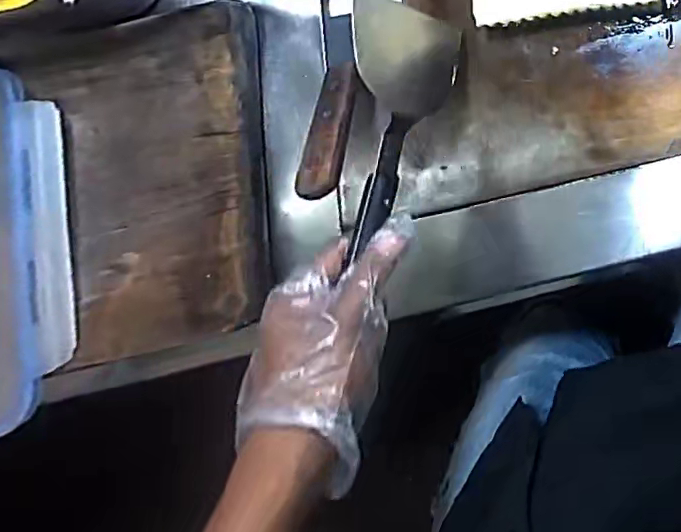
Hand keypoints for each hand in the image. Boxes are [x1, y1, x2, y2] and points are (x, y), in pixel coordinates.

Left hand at [235, 216, 413, 499]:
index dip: (368, 254)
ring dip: (361, 332)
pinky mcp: (298, 378)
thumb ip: (374, 269)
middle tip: (375, 321)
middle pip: (343, 288)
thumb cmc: (325, 374)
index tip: (391, 265)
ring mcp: (288, 350)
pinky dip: (349, 357)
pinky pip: (334, 351)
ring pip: (343, 321)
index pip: (338, 253)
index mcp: (292, 294)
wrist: (295, 453)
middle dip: (367, 302)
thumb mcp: (356, 312)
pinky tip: (353, 376)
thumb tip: (397, 228)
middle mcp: (283, 317)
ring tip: (364, 355)